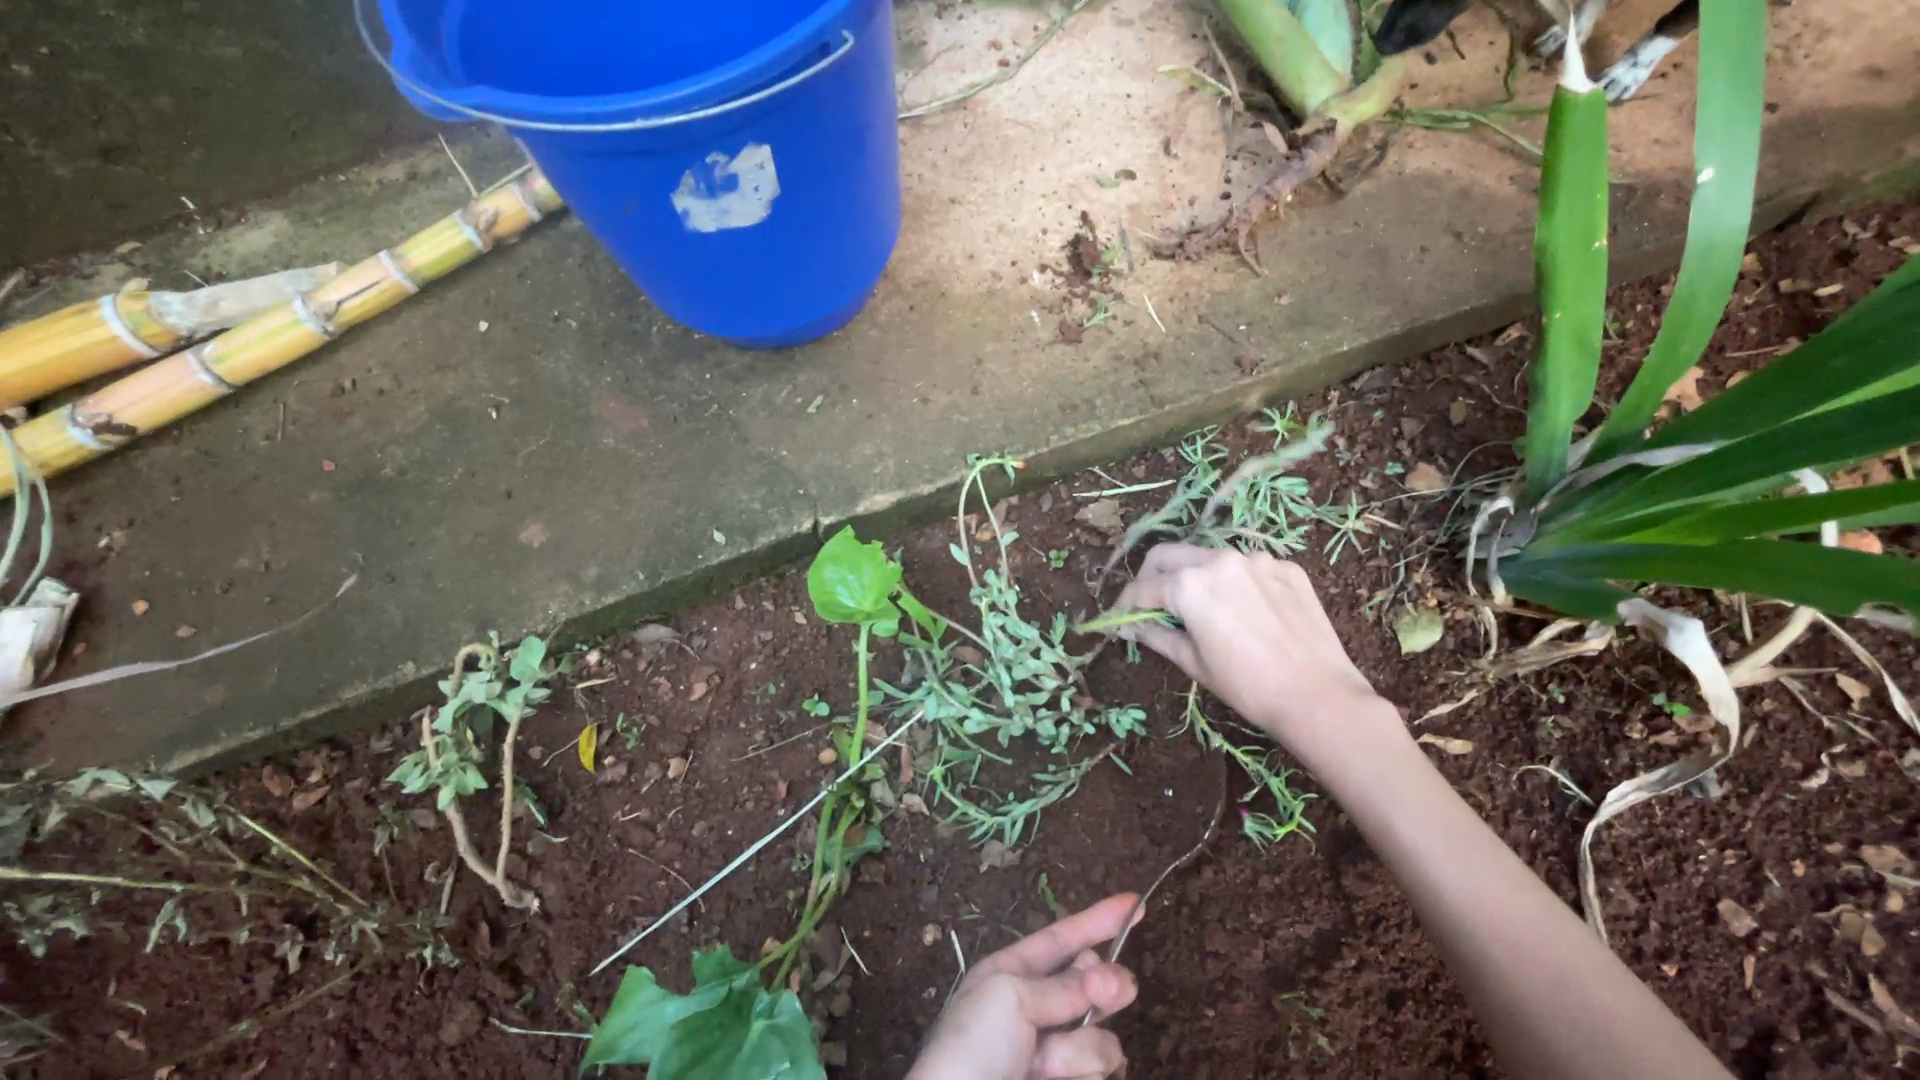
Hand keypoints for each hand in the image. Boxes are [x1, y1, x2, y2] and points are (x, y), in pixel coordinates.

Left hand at [906, 894, 1140, 1079]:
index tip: (1136, 903)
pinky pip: (1100, 1070)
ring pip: (1101, 1035)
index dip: (1098, 920)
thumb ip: (1061, 986)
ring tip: (1044, 1063)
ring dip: (1080, 1047)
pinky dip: (1080, 1072)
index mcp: (1012, 974)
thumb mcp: (1009, 997)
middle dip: (1106, 986)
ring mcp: (1053, 1052)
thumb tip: (1104, 976)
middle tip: (1112, 990)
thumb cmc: (973, 1048)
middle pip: (1092, 984)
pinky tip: (1051, 1079)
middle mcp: (1036, 1009)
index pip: (1062, 939)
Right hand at [1113, 545, 1391, 759]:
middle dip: (1151, 578)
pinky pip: (1247, 568)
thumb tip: (1130, 626)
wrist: (1317, 695)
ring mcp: (1256, 560)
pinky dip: (1234, 584)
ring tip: (1200, 611)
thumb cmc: (1246, 685)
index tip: (1120, 620)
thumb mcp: (1193, 662)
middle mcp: (1219, 560)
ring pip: (1209, 558)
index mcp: (1189, 585)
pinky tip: (1244, 613)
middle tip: (1150, 606)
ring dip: (1194, 577)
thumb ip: (1157, 635)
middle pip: (1168, 557)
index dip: (1125, 606)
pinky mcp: (1286, 568)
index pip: (1142, 588)